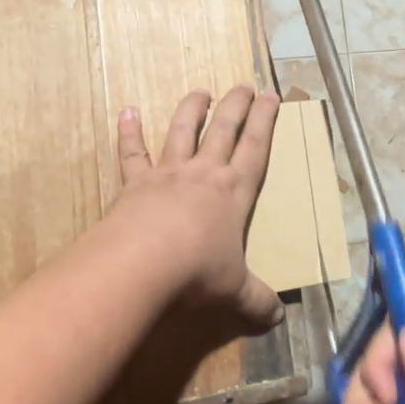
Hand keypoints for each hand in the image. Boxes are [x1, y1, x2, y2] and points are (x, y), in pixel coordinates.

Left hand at [108, 86, 283, 330]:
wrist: (143, 265)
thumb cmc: (198, 272)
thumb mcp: (236, 290)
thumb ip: (257, 300)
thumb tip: (278, 318)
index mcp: (235, 191)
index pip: (256, 147)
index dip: (266, 120)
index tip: (272, 95)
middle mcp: (204, 173)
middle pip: (223, 128)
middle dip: (236, 104)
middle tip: (243, 85)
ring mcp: (168, 173)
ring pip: (182, 130)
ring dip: (192, 108)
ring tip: (200, 91)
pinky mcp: (135, 183)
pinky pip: (132, 153)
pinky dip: (128, 131)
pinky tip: (126, 111)